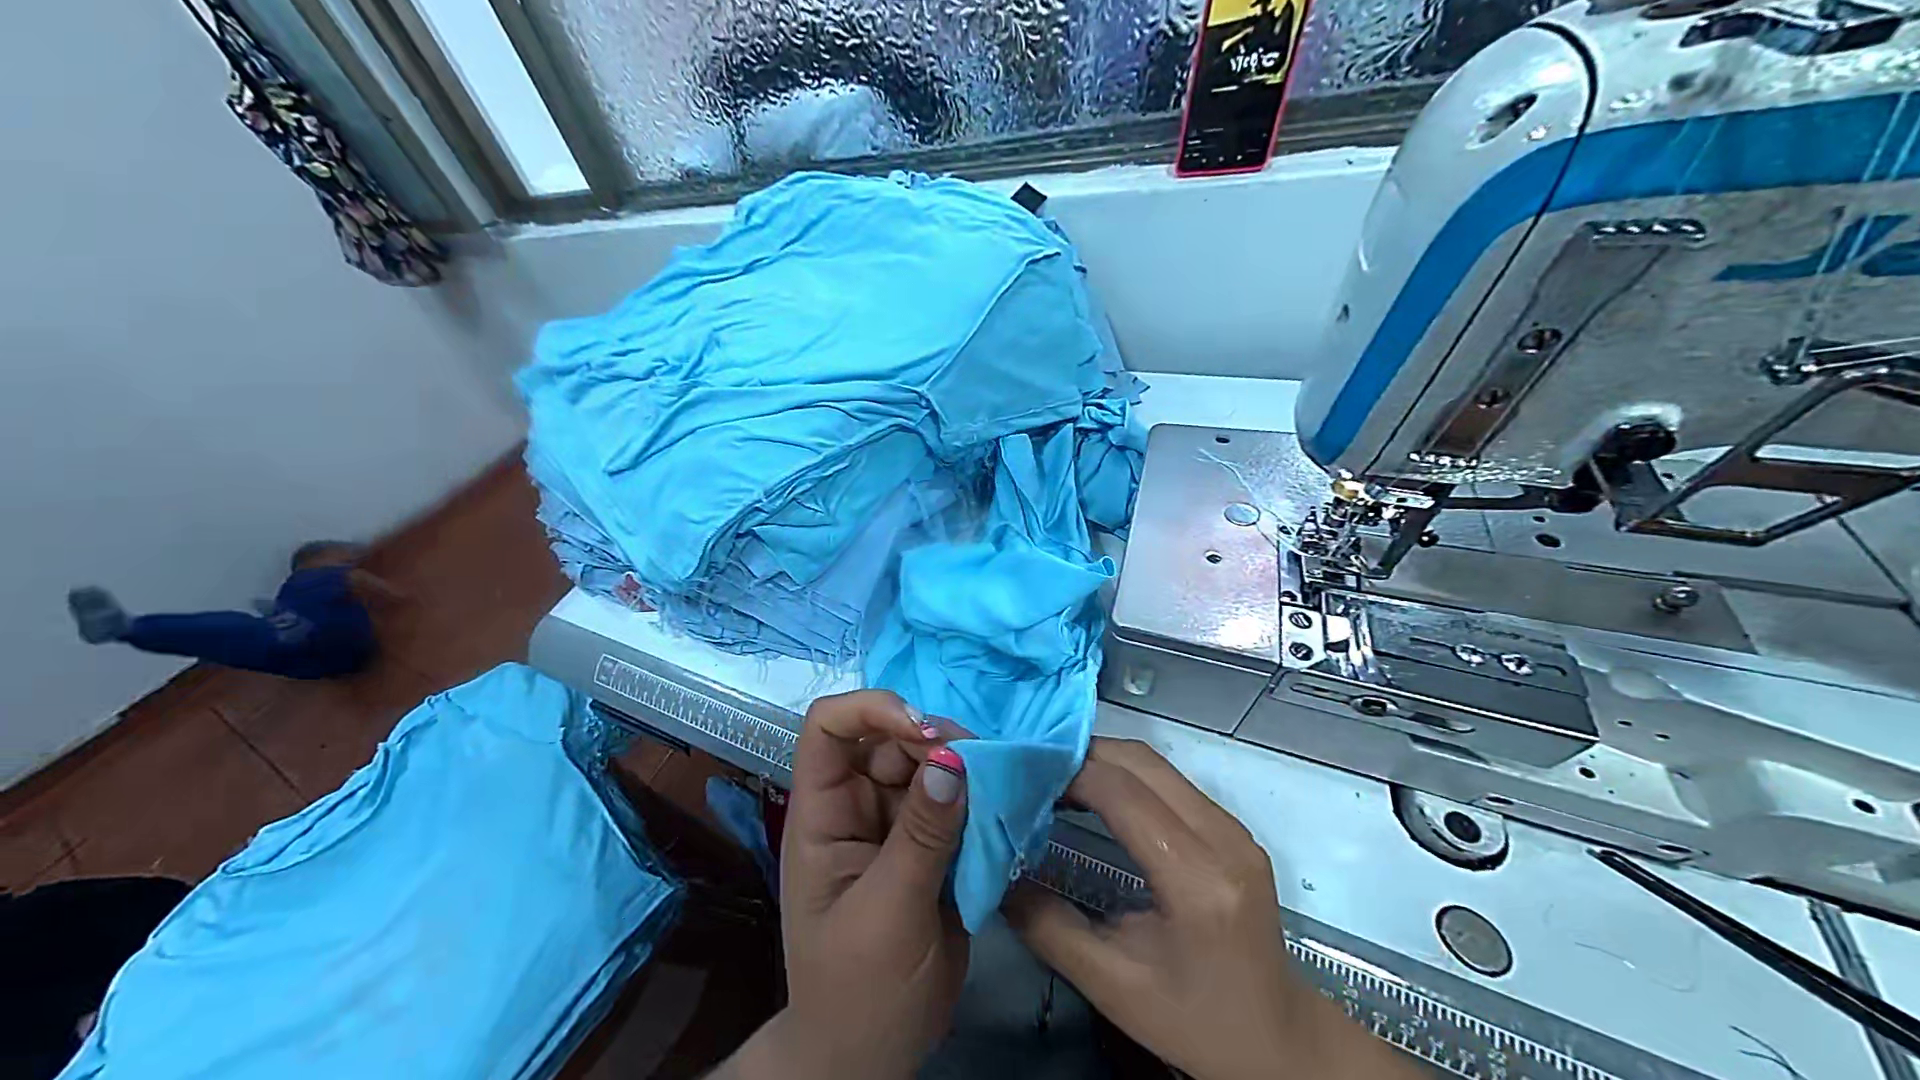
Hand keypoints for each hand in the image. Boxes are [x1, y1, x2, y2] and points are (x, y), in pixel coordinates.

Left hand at [715, 690, 969, 1079]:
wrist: (873, 1056)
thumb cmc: (860, 991)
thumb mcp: (889, 913)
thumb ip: (922, 835)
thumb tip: (953, 760)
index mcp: (823, 814)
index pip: (829, 728)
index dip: (872, 710)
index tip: (926, 733)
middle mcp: (857, 807)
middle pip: (890, 740)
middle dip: (934, 743)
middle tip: (982, 768)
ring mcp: (894, 825)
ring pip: (928, 767)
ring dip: (964, 770)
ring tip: (999, 790)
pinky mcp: (929, 845)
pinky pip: (954, 802)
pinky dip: (979, 799)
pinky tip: (1003, 807)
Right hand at [1004, 739, 1418, 1079]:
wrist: (1278, 1039)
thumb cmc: (1194, 1019)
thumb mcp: (1111, 984)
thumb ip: (1047, 925)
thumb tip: (997, 871)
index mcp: (1197, 881)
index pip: (1123, 793)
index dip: (1068, 774)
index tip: (1024, 779)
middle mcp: (1224, 839)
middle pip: (1142, 762)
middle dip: (1082, 756)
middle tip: (1035, 775)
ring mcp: (1235, 828)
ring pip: (1157, 763)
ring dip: (1104, 761)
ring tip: (1058, 783)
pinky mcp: (1234, 827)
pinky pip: (1171, 780)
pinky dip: (1127, 775)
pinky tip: (1098, 796)